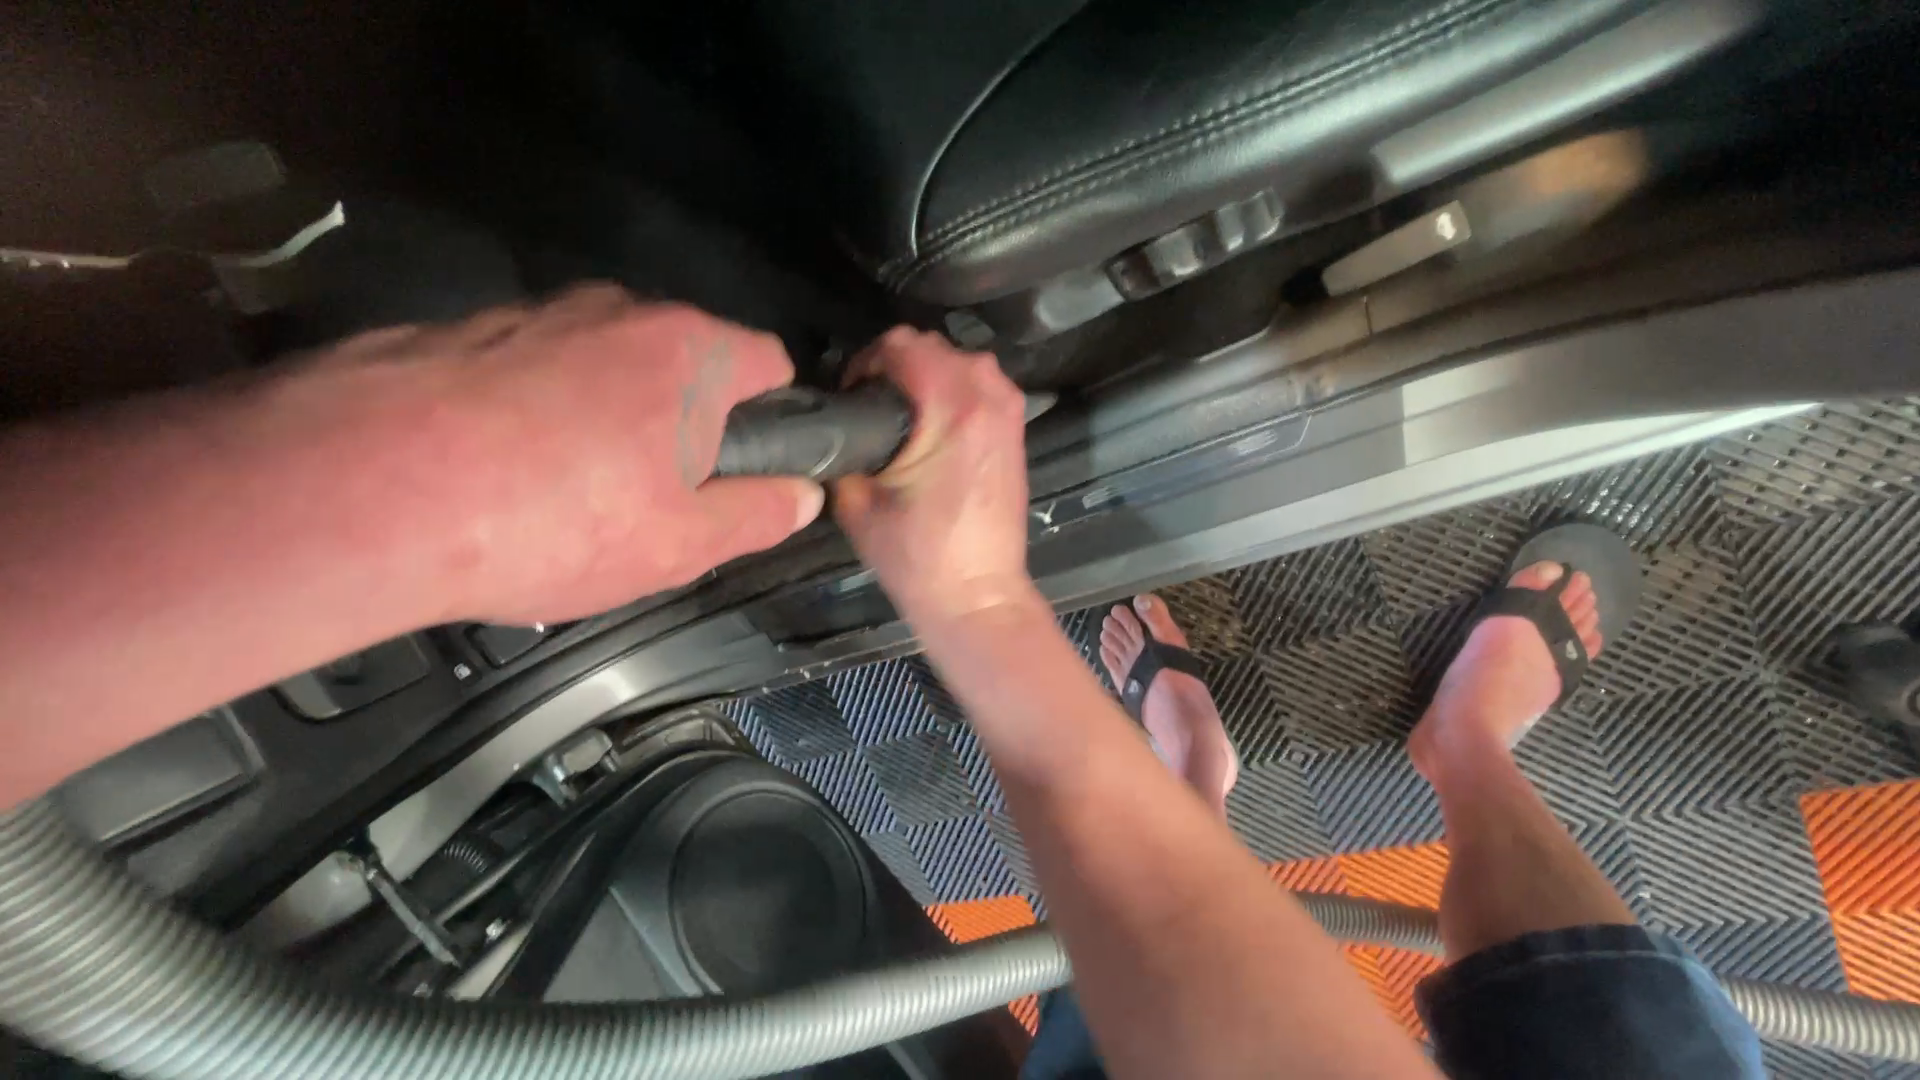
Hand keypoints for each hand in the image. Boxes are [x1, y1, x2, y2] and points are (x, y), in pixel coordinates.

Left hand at [317, 285, 824, 623]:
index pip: (769, 361)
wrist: (359, 490)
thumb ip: (757, 514)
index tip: (746, 465)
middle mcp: (618, 311)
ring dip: (610, 413)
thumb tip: (801, 496)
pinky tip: (503, 470)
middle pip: (685, 359)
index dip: (772, 415)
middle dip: (687, 418)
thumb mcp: (681, 543)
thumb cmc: (556, 519)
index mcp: (689, 352)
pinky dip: (540, 409)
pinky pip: (534, 367)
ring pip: (606, 363)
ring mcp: (535, 313)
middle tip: (657, 493)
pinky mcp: (462, 329)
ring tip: (569, 490)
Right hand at [832, 328, 1035, 624]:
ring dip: (925, 377)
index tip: (851, 396)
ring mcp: (1008, 407)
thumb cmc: (917, 556)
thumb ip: (844, 444)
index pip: (898, 344)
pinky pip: (978, 385)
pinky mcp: (1016, 426)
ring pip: (956, 360)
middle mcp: (987, 393)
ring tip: (902, 420)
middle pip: (929, 345)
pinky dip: (951, 393)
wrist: (977, 592)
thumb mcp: (856, 500)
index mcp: (951, 405)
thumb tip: (838, 416)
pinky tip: (931, 429)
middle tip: (872, 409)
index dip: (864, 364)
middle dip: (895, 367)